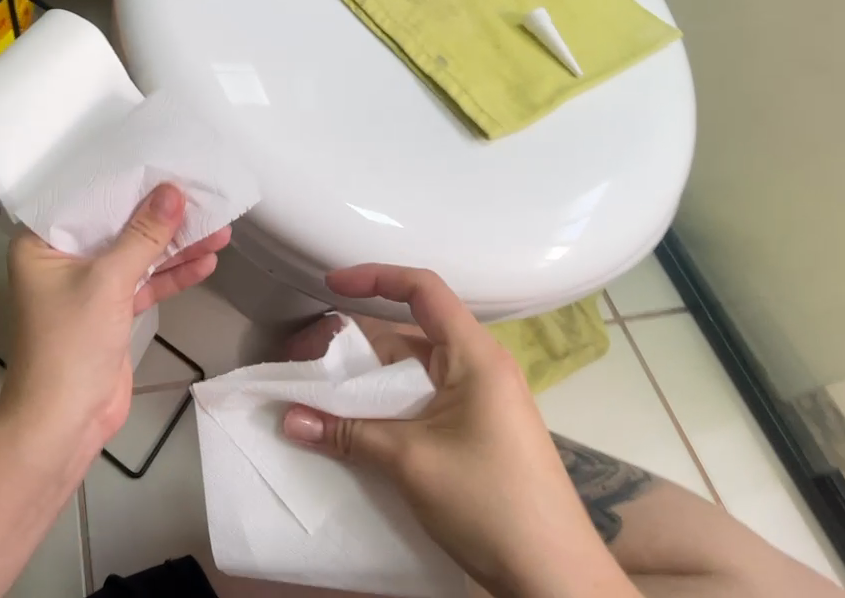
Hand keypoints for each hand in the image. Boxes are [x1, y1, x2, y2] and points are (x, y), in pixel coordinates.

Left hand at [0, 185, 230, 471]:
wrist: (65, 423)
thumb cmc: (70, 344)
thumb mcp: (108, 282)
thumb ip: (143, 236)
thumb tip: (173, 191)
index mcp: (41, 242)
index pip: (85, 198)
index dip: (124, 180)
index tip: (161, 160)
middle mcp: (62, 258)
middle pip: (116, 225)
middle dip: (159, 214)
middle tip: (200, 192)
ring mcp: (88, 286)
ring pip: (135, 254)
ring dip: (174, 245)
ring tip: (219, 225)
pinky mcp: (110, 311)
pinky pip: (143, 282)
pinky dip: (172, 274)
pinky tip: (206, 260)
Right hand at [280, 266, 634, 597]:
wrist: (556, 581)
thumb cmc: (492, 503)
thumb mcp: (410, 460)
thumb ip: (346, 432)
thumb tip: (288, 418)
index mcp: (475, 356)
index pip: (423, 289)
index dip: (374, 277)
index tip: (330, 285)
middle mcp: (478, 369)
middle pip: (407, 334)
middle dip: (354, 343)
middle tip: (307, 358)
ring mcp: (478, 403)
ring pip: (410, 372)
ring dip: (365, 381)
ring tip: (317, 393)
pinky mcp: (474, 433)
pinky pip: (419, 402)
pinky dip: (383, 406)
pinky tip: (352, 426)